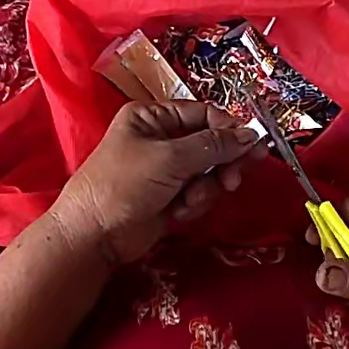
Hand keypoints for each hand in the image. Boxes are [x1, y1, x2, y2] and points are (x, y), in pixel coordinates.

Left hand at [48, 101, 265, 264]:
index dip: (228, 128)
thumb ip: (213, 145)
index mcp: (152, 117)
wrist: (95, 234)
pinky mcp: (170, 197)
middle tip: (232, 181)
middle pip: (210, 144)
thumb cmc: (124, 184)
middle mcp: (160, 139)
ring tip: (190, 201)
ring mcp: (165, 170)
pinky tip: (178, 213)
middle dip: (222, 163)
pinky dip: (193, 204)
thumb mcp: (169, 158)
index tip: (253, 146)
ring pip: (208, 172)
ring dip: (205, 188)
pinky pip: (198, 193)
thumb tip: (251, 135)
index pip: (202, 114)